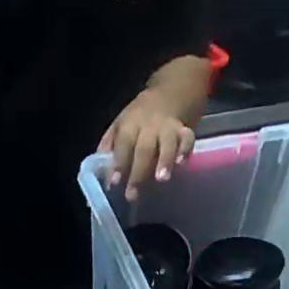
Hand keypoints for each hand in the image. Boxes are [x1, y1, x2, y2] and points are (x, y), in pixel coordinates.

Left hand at [100, 87, 197, 201]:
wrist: (170, 93)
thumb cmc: (138, 117)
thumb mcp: (119, 125)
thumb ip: (109, 146)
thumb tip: (100, 172)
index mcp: (130, 125)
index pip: (123, 144)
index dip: (119, 163)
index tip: (115, 182)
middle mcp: (149, 126)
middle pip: (144, 149)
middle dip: (138, 173)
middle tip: (132, 195)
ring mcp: (168, 128)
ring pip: (168, 143)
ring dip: (165, 161)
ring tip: (161, 179)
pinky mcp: (184, 130)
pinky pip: (188, 139)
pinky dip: (185, 150)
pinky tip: (181, 164)